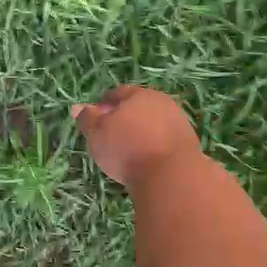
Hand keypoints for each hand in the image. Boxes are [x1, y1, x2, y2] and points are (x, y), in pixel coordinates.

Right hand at [70, 85, 202, 187]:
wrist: (170, 172)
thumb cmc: (126, 149)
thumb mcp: (97, 134)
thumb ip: (87, 119)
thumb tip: (78, 107)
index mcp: (137, 95)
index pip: (117, 93)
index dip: (104, 105)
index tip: (96, 118)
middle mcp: (160, 102)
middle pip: (138, 106)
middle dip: (125, 117)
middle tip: (111, 134)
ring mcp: (178, 120)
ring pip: (153, 121)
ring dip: (141, 131)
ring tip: (129, 149)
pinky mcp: (188, 140)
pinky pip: (164, 138)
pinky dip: (154, 144)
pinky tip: (146, 158)